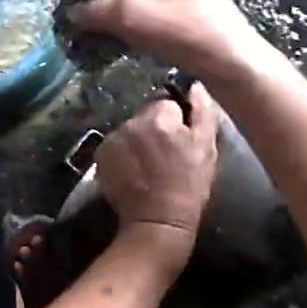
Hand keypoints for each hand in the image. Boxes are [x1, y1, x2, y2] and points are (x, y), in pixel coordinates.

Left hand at [94, 84, 221, 271]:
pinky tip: (134, 171)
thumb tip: (195, 85)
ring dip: (137, 140)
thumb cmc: (189, 186)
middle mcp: (130, 123)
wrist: (157, 221)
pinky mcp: (100, 155)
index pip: (166, 103)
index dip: (175, 120)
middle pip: (144, 115)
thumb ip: (203, 112)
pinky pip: (115, 145)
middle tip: (165, 155)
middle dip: (154, 128)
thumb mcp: (206, 149)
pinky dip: (122, 153)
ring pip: (129, 130)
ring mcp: (112, 139)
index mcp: (159, 118)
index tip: (180, 139)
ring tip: (149, 166)